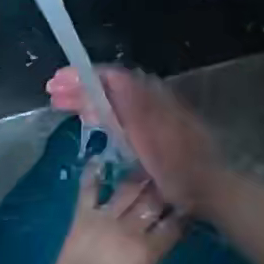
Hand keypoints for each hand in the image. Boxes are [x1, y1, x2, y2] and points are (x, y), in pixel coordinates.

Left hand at [34, 161, 192, 263]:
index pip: (175, 225)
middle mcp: (129, 228)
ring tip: (152, 163)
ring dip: (141, 177)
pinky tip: (99, 159)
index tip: (196, 204)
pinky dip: (94, 173)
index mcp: (148, 252)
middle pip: (154, 200)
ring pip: (128, 190)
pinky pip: (89, 190)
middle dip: (167, 188)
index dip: (187, 213)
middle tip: (177, 177)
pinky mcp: (82, 217)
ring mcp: (104, 219)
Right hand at [45, 66, 224, 212]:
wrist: (210, 187)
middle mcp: (149, 100)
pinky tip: (92, 120)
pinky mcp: (153, 128)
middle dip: (80, 87)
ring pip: (113, 98)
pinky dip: (102, 111)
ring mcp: (152, 114)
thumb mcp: (152, 140)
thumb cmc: (179, 168)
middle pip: (109, 85)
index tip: (58, 81)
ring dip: (88, 99)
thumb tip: (109, 76)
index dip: (82, 76)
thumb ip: (130, 107)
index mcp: (147, 99)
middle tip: (53, 94)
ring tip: (64, 105)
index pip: (110, 77)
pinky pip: (121, 111)